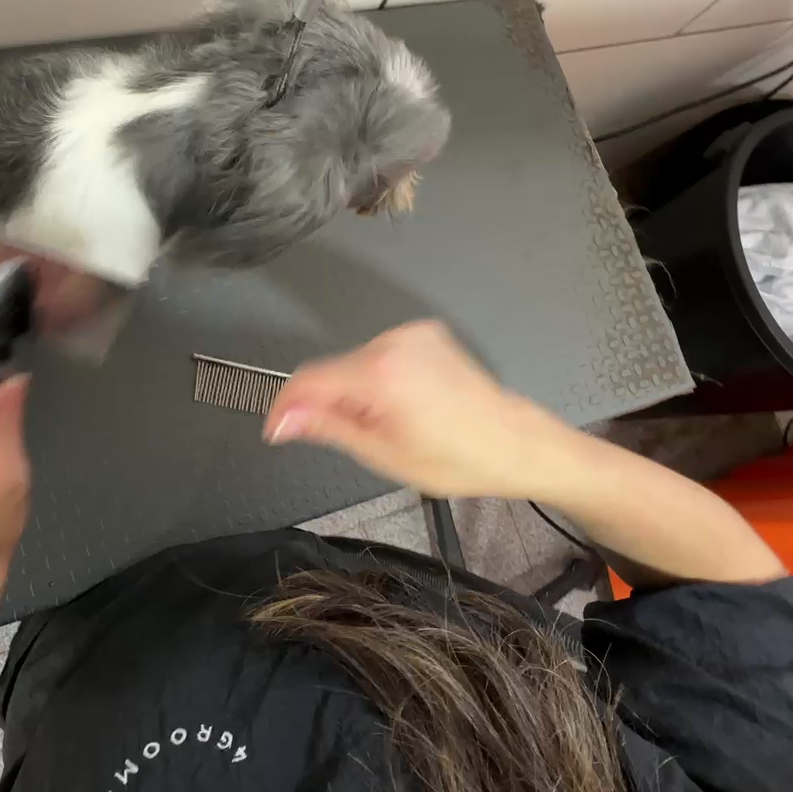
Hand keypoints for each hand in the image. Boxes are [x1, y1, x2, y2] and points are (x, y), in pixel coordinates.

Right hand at [264, 320, 568, 499]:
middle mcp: (395, 344)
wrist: (514, 442)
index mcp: (382, 375)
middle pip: (333, 370)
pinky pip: (380, 354)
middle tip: (359, 437)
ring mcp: (413, 335)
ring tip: (391, 424)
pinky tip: (405, 402)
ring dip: (356, 390)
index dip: (286, 405)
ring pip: (355, 362)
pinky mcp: (425, 334)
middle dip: (331, 403)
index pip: (308, 379)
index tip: (277, 428)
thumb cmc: (461, 457)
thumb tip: (283, 419)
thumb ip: (326, 427)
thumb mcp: (382, 454)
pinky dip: (378, 377)